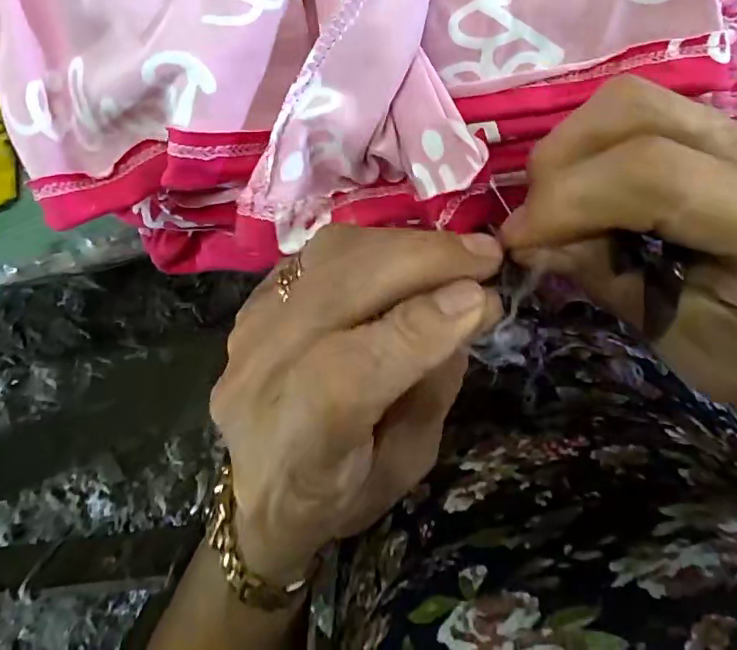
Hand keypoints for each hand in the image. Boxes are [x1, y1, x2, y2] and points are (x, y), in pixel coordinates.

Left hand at [210, 226, 503, 582]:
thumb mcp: (403, 466)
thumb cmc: (336, 492)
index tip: (485, 296)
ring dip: (402, 244)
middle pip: (344, 286)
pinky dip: (369, 247)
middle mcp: (267, 367)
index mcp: (303, 435)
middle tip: (487, 254)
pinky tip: (404, 256)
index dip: (423, 326)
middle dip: (425, 261)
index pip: (357, 367)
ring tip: (452, 252)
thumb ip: (432, 391)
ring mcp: (251, 325)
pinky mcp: (252, 297)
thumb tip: (463, 307)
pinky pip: (316, 252)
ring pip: (330, 253)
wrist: (249, 484)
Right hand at [500, 76, 736, 437]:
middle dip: (563, 158)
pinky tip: (594, 189)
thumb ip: (605, 277)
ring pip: (638, 101)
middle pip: (640, 111)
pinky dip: (599, 146)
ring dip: (575, 146)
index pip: (657, 174)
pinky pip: (652, 114)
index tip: (517, 238)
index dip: (570, 198)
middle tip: (534, 217)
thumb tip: (525, 239)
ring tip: (559, 201)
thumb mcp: (684, 342)